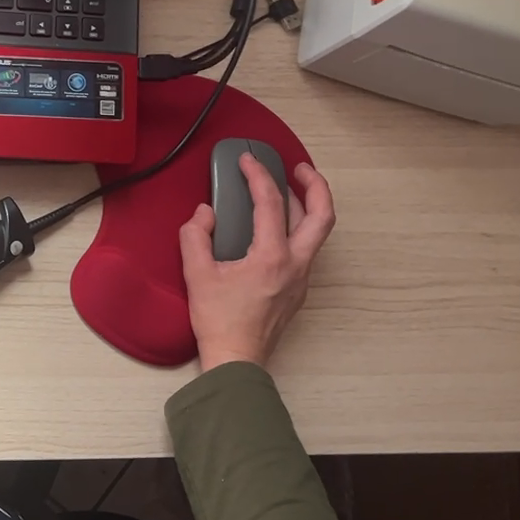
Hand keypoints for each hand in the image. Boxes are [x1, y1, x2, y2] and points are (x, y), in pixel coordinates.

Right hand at [179, 157, 335, 370]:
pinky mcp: (297, 290)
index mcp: (272, 257)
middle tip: (299, 168)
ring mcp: (301, 278)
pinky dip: (298, 228)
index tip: (246, 161)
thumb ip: (196, 237)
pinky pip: (306, 250)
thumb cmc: (218, 320)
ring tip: (290, 192)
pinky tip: (278, 229)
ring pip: (318, 233)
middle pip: (322, 215)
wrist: (237, 358)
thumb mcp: (197, 274)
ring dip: (308, 207)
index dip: (258, 176)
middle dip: (315, 185)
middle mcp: (296, 264)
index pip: (270, 204)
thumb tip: (205, 214)